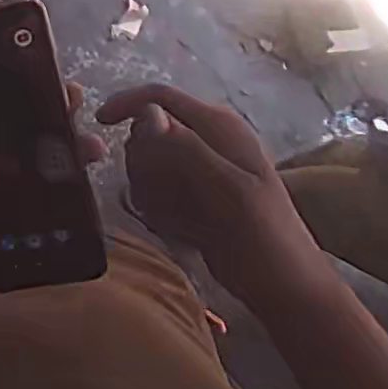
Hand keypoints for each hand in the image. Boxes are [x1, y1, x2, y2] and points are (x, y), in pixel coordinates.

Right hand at [97, 85, 333, 310]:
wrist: (288, 291)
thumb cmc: (267, 238)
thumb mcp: (230, 191)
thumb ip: (187, 149)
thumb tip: (147, 114)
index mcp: (218, 126)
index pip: (159, 96)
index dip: (127, 104)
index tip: (99, 123)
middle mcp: (203, 139)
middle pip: (145, 132)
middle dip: (144, 163)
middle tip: (165, 194)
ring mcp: (195, 169)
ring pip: (144, 163)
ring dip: (151, 190)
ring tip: (180, 216)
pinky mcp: (189, 196)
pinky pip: (152, 191)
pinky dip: (158, 208)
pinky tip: (182, 229)